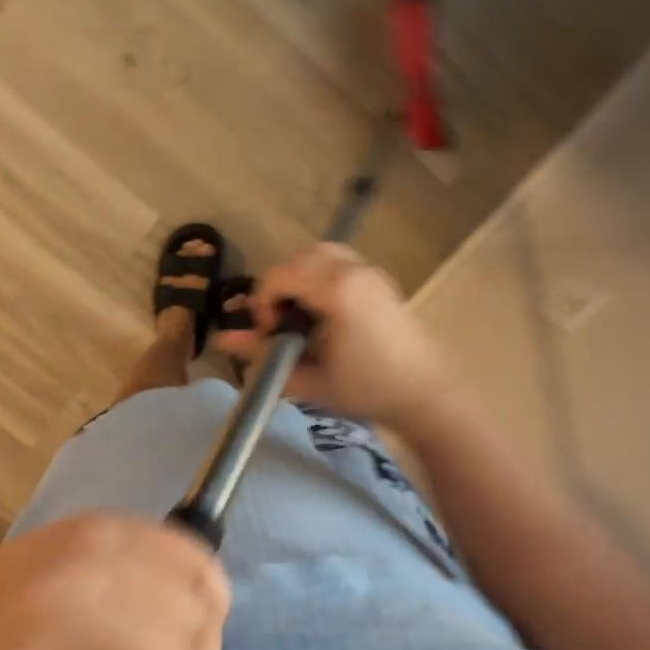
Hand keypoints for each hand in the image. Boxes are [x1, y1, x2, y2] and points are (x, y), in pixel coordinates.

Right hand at [213, 243, 459, 432]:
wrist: (426, 395)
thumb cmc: (365, 390)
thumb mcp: (307, 379)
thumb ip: (261, 356)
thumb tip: (223, 341)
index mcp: (336, 289)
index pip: (279, 275)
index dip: (263, 302)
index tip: (269, 334)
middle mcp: (353, 270)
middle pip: (298, 258)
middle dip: (279, 287)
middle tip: (279, 323)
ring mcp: (370, 273)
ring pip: (320, 254)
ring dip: (299, 278)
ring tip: (298, 315)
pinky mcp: (380, 282)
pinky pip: (339, 264)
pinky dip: (320, 278)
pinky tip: (322, 314)